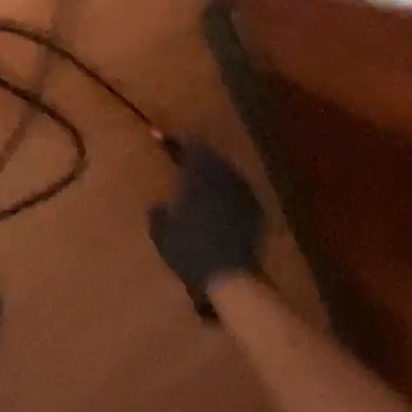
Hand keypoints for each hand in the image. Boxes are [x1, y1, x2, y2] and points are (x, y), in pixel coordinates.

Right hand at [147, 142, 265, 317]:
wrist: (229, 275)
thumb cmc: (189, 253)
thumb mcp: (162, 235)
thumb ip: (158, 215)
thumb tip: (157, 205)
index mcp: (199, 179)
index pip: (191, 148)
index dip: (176, 140)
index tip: (161, 136)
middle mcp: (223, 180)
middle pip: (212, 155)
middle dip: (197, 153)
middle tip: (184, 153)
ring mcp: (242, 194)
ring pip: (227, 170)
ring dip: (213, 168)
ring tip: (201, 174)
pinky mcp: (254, 210)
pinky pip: (238, 188)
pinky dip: (226, 186)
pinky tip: (219, 197)